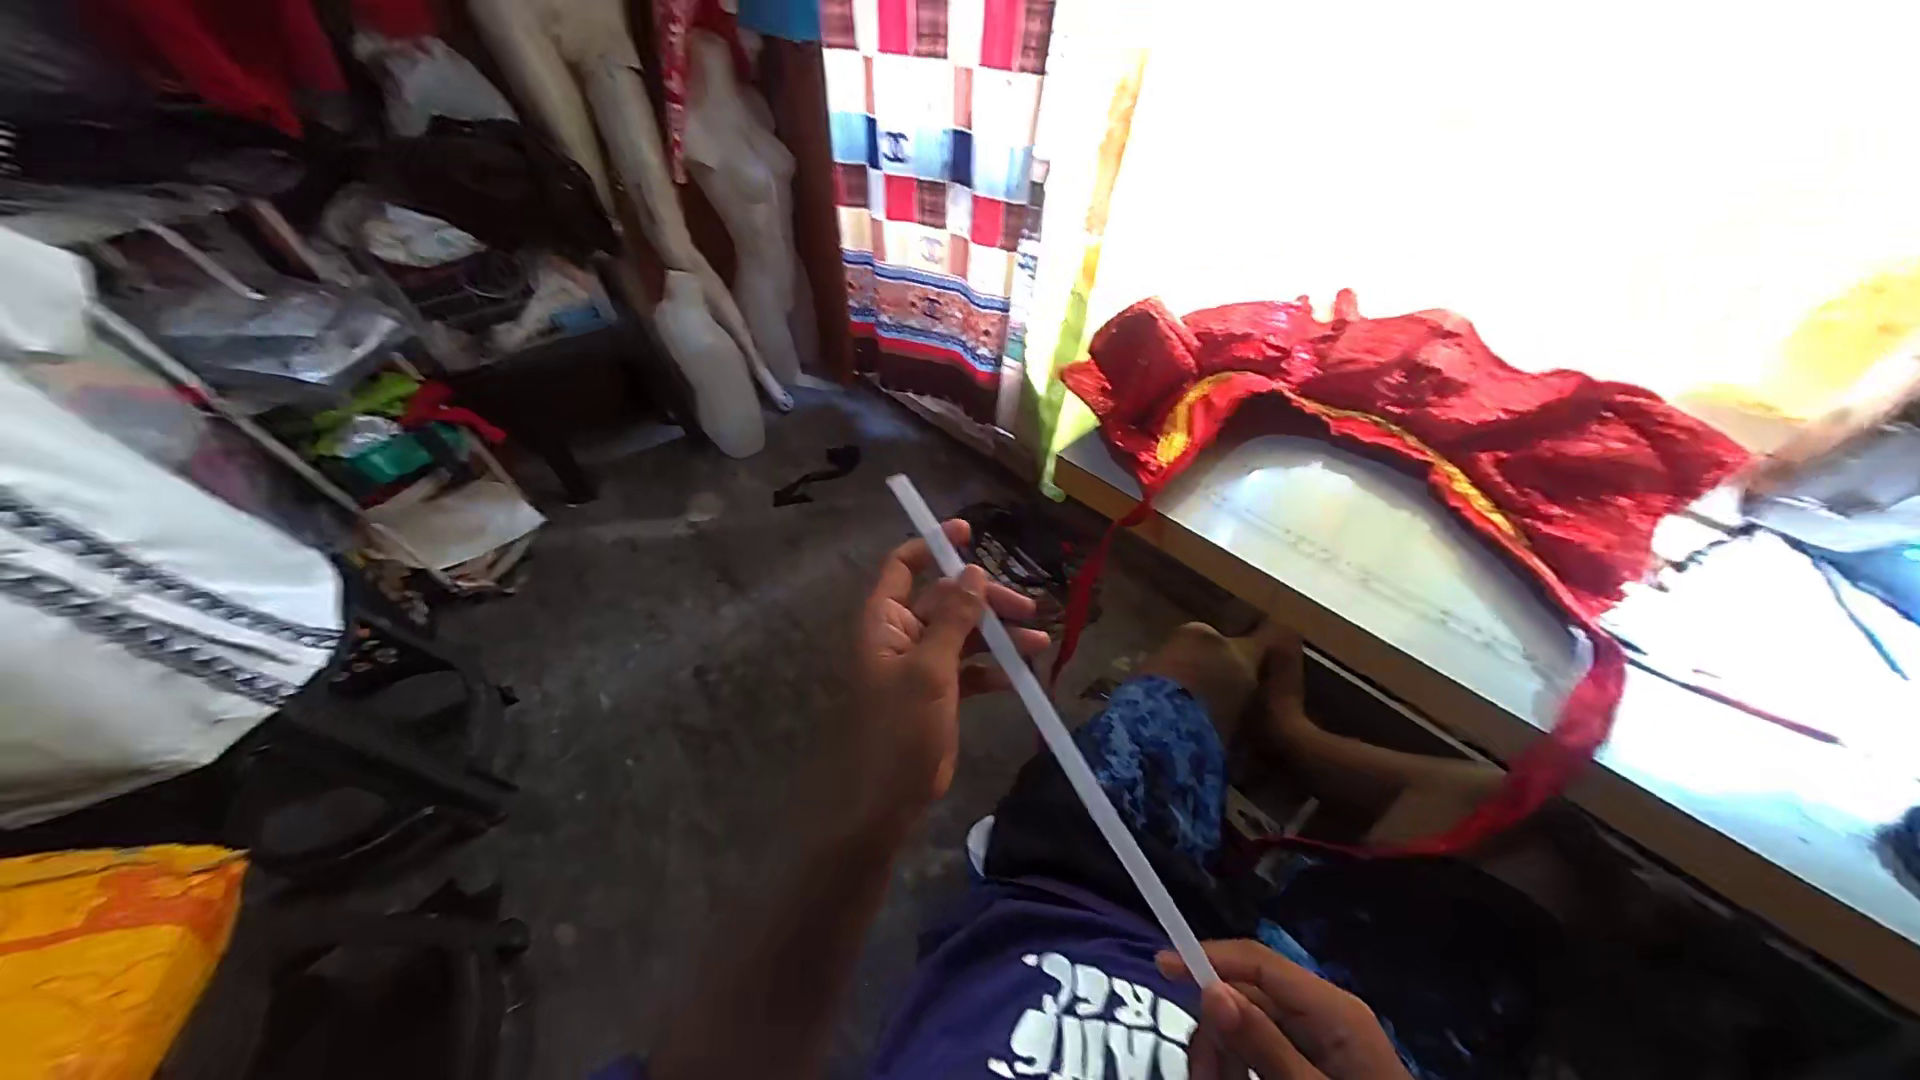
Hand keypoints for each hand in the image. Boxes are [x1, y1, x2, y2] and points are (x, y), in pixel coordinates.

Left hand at [855, 520, 1048, 826]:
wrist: (888, 798)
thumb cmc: (898, 729)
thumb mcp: (929, 669)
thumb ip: (952, 619)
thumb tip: (972, 571)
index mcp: (885, 620)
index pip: (902, 566)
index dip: (932, 545)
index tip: (969, 531)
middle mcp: (903, 634)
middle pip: (947, 598)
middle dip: (987, 600)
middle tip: (1026, 607)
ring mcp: (924, 662)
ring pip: (966, 632)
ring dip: (1001, 634)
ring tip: (1040, 642)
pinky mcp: (942, 689)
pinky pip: (973, 666)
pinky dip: (996, 667)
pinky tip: (1022, 675)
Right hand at [1158, 940, 1411, 1079]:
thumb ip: (1265, 1047)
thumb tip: (1210, 990)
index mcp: (1333, 1009)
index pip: (1257, 959)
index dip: (1207, 955)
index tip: (1161, 965)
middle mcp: (1323, 1011)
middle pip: (1246, 995)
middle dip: (1213, 1030)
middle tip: (1198, 1076)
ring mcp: (1319, 1038)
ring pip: (1246, 1024)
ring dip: (1221, 1055)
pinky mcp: (1313, 1062)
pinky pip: (1261, 1049)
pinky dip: (1239, 1066)